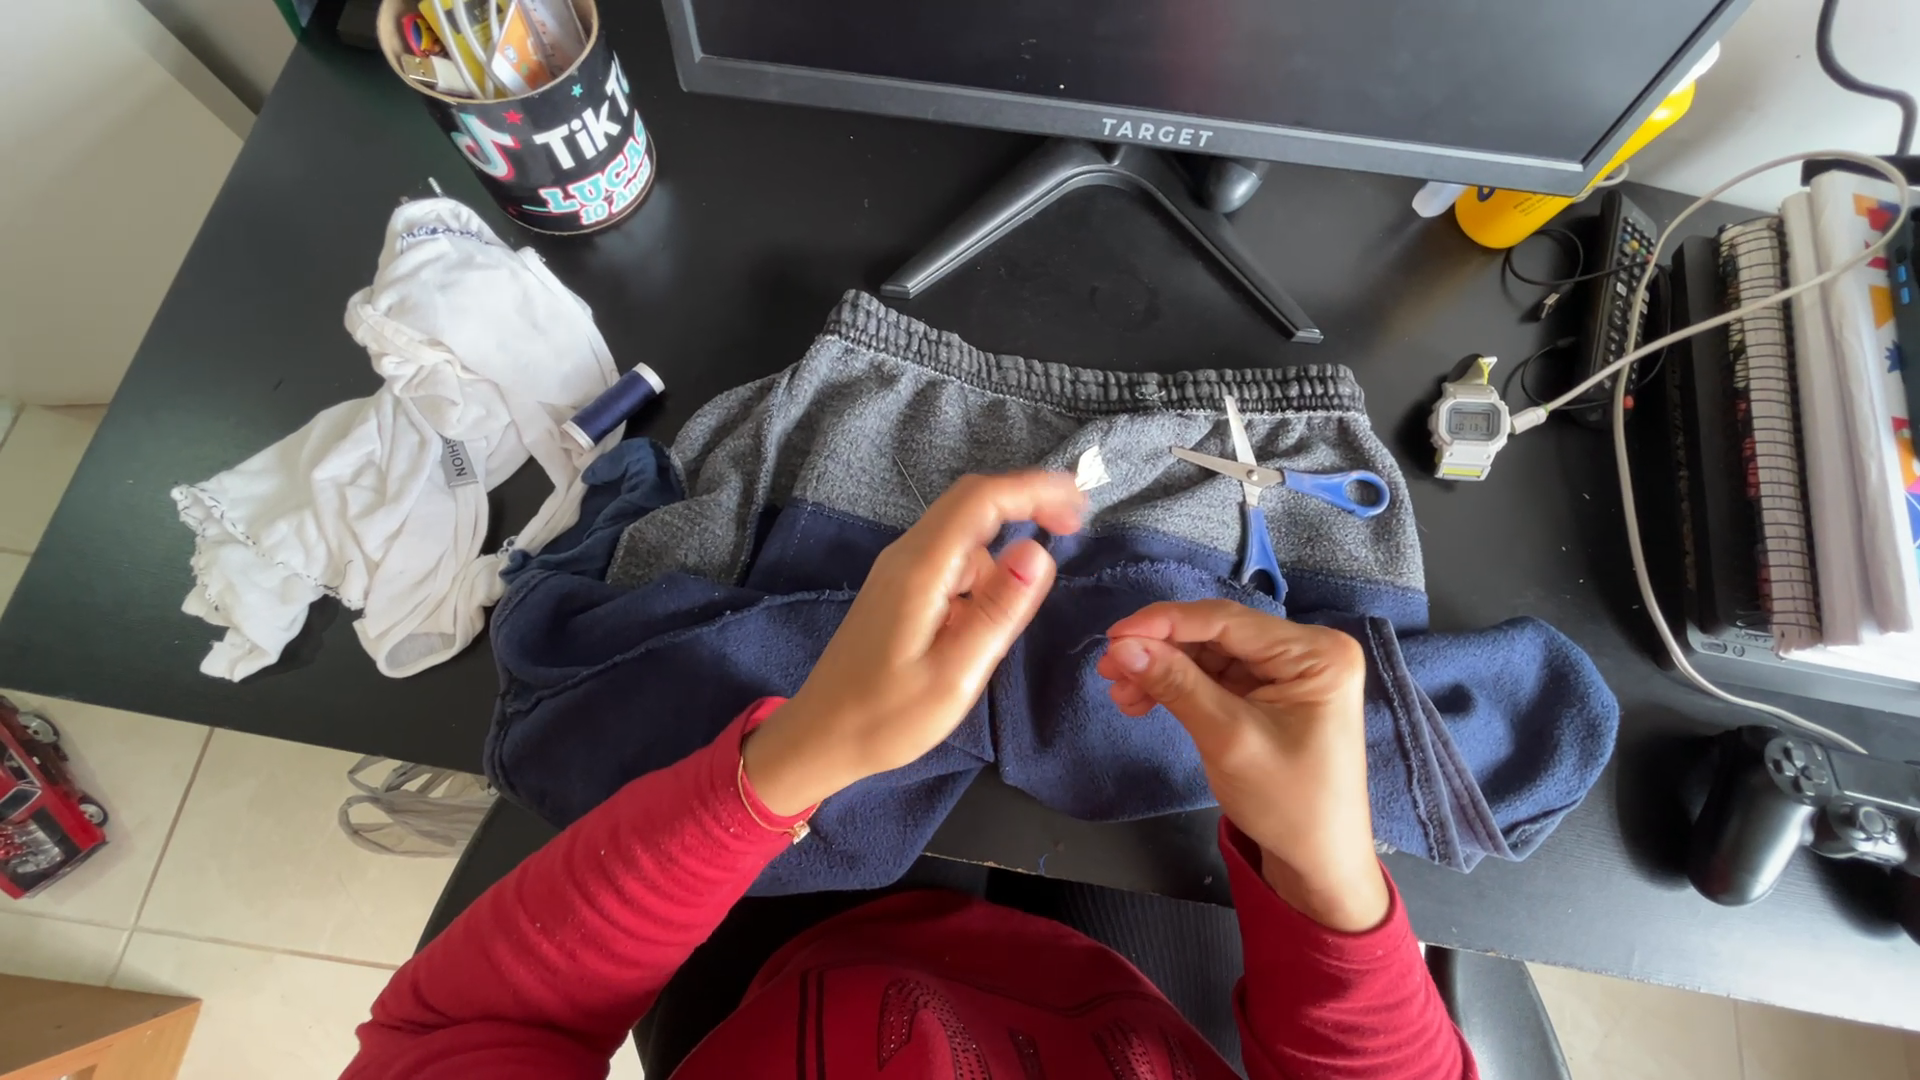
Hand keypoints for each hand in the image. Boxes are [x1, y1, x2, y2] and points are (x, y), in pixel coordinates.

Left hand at [744, 471, 1085, 814]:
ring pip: (963, 535)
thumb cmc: (887, 717)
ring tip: (1003, 628)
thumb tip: (1037, 551)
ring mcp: (899, 569)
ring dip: (1000, 556)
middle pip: (970, 502)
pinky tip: (977, 627)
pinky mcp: (899, 587)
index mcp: (921, 569)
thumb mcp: (955, 675)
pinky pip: (950, 561)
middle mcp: (907, 555)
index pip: (981, 500)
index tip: (1079, 505)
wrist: (821, 736)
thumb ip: (998, 612)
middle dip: (1026, 502)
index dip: (1034, 490)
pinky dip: (980, 575)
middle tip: (1073, 529)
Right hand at [1096, 600, 1387, 931]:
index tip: (1114, 636)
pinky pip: (1210, 674)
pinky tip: (1141, 699)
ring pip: (1205, 653)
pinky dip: (1174, 684)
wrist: (1316, 862)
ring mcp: (1284, 670)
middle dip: (1158, 649)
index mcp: (1316, 653)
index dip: (1165, 622)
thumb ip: (1176, 684)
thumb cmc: (1288, 804)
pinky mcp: (1264, 689)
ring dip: (1160, 668)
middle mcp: (1303, 650)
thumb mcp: (1228, 739)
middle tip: (1109, 667)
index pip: (1226, 621)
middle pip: (1213, 634)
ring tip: (1120, 691)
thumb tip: (1121, 646)